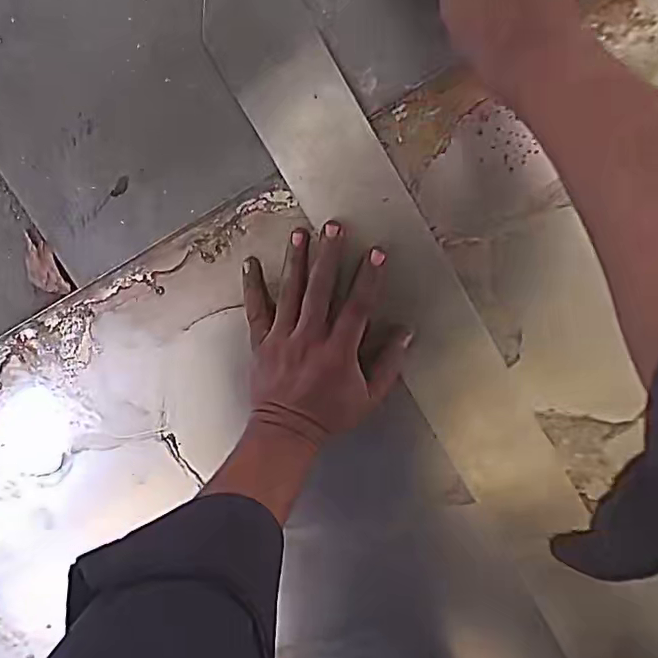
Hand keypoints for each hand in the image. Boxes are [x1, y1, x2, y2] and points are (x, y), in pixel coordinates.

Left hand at [240, 221, 411, 447]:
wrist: (285, 431)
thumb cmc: (329, 416)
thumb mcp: (369, 397)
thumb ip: (388, 364)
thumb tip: (405, 332)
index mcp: (338, 352)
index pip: (357, 307)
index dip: (368, 278)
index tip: (376, 252)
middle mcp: (309, 339)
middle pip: (320, 290)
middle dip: (328, 256)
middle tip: (334, 226)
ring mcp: (282, 338)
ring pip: (290, 292)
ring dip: (296, 261)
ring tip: (299, 233)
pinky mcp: (261, 341)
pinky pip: (256, 309)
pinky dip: (253, 285)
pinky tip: (252, 263)